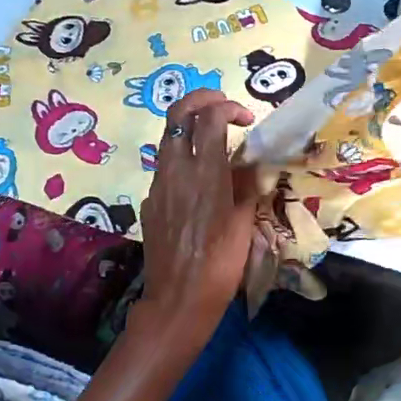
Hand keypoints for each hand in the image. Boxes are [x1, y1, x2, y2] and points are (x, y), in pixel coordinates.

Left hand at [136, 89, 258, 344]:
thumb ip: (247, 187)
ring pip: (168, 140)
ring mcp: (157, 186)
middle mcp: (176, 172)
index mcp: (205, 175)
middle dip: (201, 100)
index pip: (210, 118)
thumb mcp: (244, 225)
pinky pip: (165, 170)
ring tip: (214, 143)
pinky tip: (199, 185)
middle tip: (223, 107)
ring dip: (189, 130)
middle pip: (177, 114)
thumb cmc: (220, 266)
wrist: (178, 300)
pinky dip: (182, 161)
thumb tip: (251, 166)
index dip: (229, 106)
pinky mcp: (149, 202)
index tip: (246, 119)